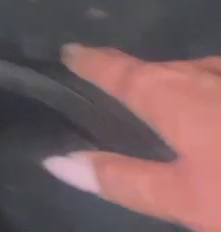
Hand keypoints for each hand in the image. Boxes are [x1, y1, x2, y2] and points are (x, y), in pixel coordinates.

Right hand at [44, 44, 220, 231]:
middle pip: (170, 69)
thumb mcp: (194, 204)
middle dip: (154, 77)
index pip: (109, 66)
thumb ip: (125, 179)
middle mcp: (208, 74)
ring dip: (204, 87)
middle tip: (141, 96)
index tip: (67, 53)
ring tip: (202, 108)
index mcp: (167, 91)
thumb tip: (53, 159)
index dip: (85, 60)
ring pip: (218, 76)